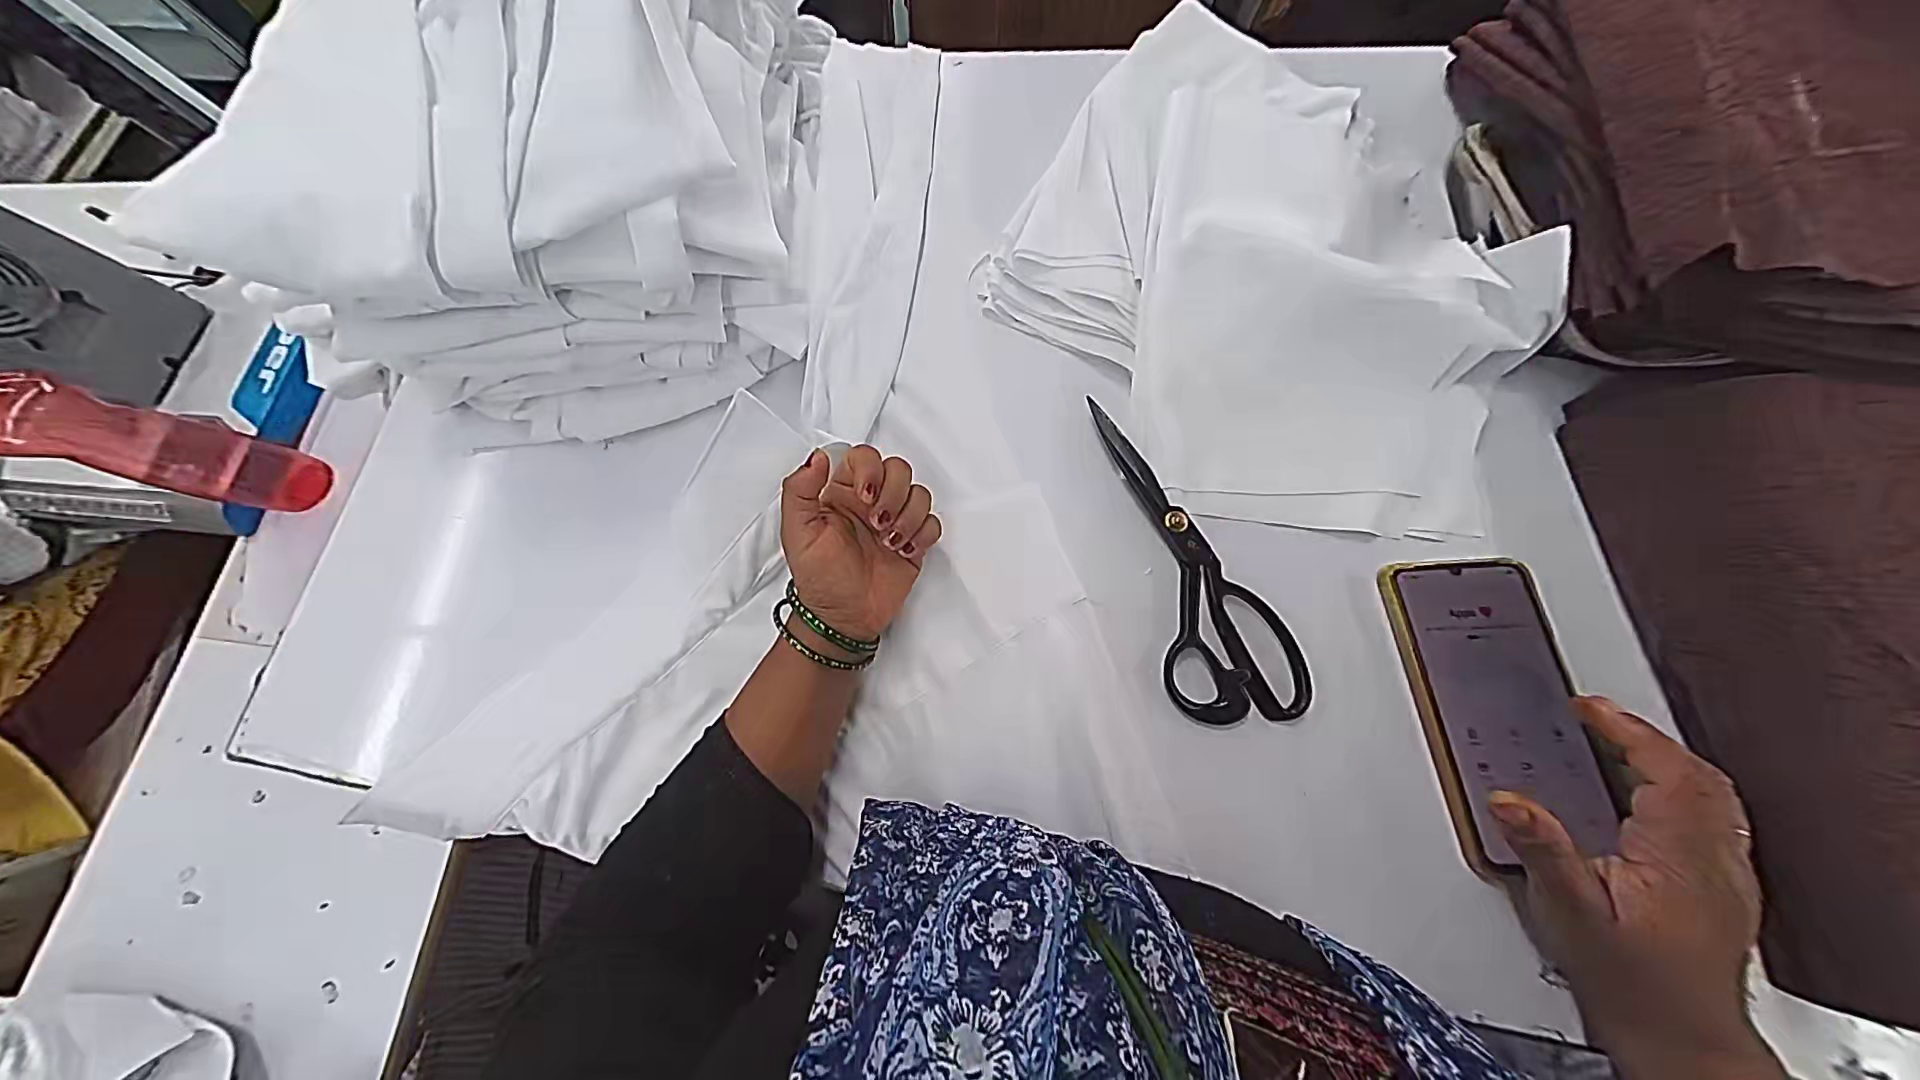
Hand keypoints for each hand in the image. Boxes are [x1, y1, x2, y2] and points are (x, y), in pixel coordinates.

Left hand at [780, 445, 941, 642]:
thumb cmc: (819, 579)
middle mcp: (870, 502)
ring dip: (908, 517)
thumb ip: (800, 490)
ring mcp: (894, 521)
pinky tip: (904, 550)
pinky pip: (933, 522)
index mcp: (841, 493)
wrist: (843, 618)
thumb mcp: (797, 533)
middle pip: (899, 469)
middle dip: (894, 495)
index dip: (871, 469)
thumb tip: (817, 459)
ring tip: (889, 542)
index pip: (864, 457)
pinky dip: (923, 534)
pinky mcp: (913, 542)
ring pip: (919, 494)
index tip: (865, 495)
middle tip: (878, 523)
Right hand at [1489, 697, 1784, 1079]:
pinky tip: (1648, 793)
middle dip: (1648, 739)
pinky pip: (1713, 822)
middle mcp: (1713, 863)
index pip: (1671, 774)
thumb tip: (1506, 799)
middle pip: (1700, 780)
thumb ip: (1540, 849)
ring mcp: (1723, 878)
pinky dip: (1679, 790)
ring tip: (1620, 741)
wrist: (1677, 1036)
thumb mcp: (1570, 909)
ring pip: (1714, 800)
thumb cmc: (1629, 980)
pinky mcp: (1718, 891)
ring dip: (1666, 761)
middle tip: (1600, 715)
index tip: (1590, 707)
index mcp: (1679, 858)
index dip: (1629, 732)